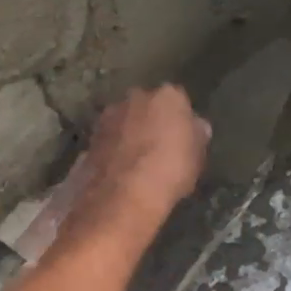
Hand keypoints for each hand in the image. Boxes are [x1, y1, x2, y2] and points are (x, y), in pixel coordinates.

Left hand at [61, 86, 209, 248]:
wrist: (124, 193)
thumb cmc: (171, 170)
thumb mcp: (198, 157)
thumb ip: (197, 135)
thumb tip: (197, 126)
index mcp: (169, 96)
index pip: (179, 100)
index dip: (181, 119)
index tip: (183, 137)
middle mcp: (137, 96)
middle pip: (149, 105)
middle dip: (153, 120)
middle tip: (160, 146)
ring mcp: (111, 114)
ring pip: (126, 119)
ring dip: (131, 133)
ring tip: (138, 160)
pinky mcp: (92, 134)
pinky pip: (111, 138)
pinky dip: (115, 147)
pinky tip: (121, 168)